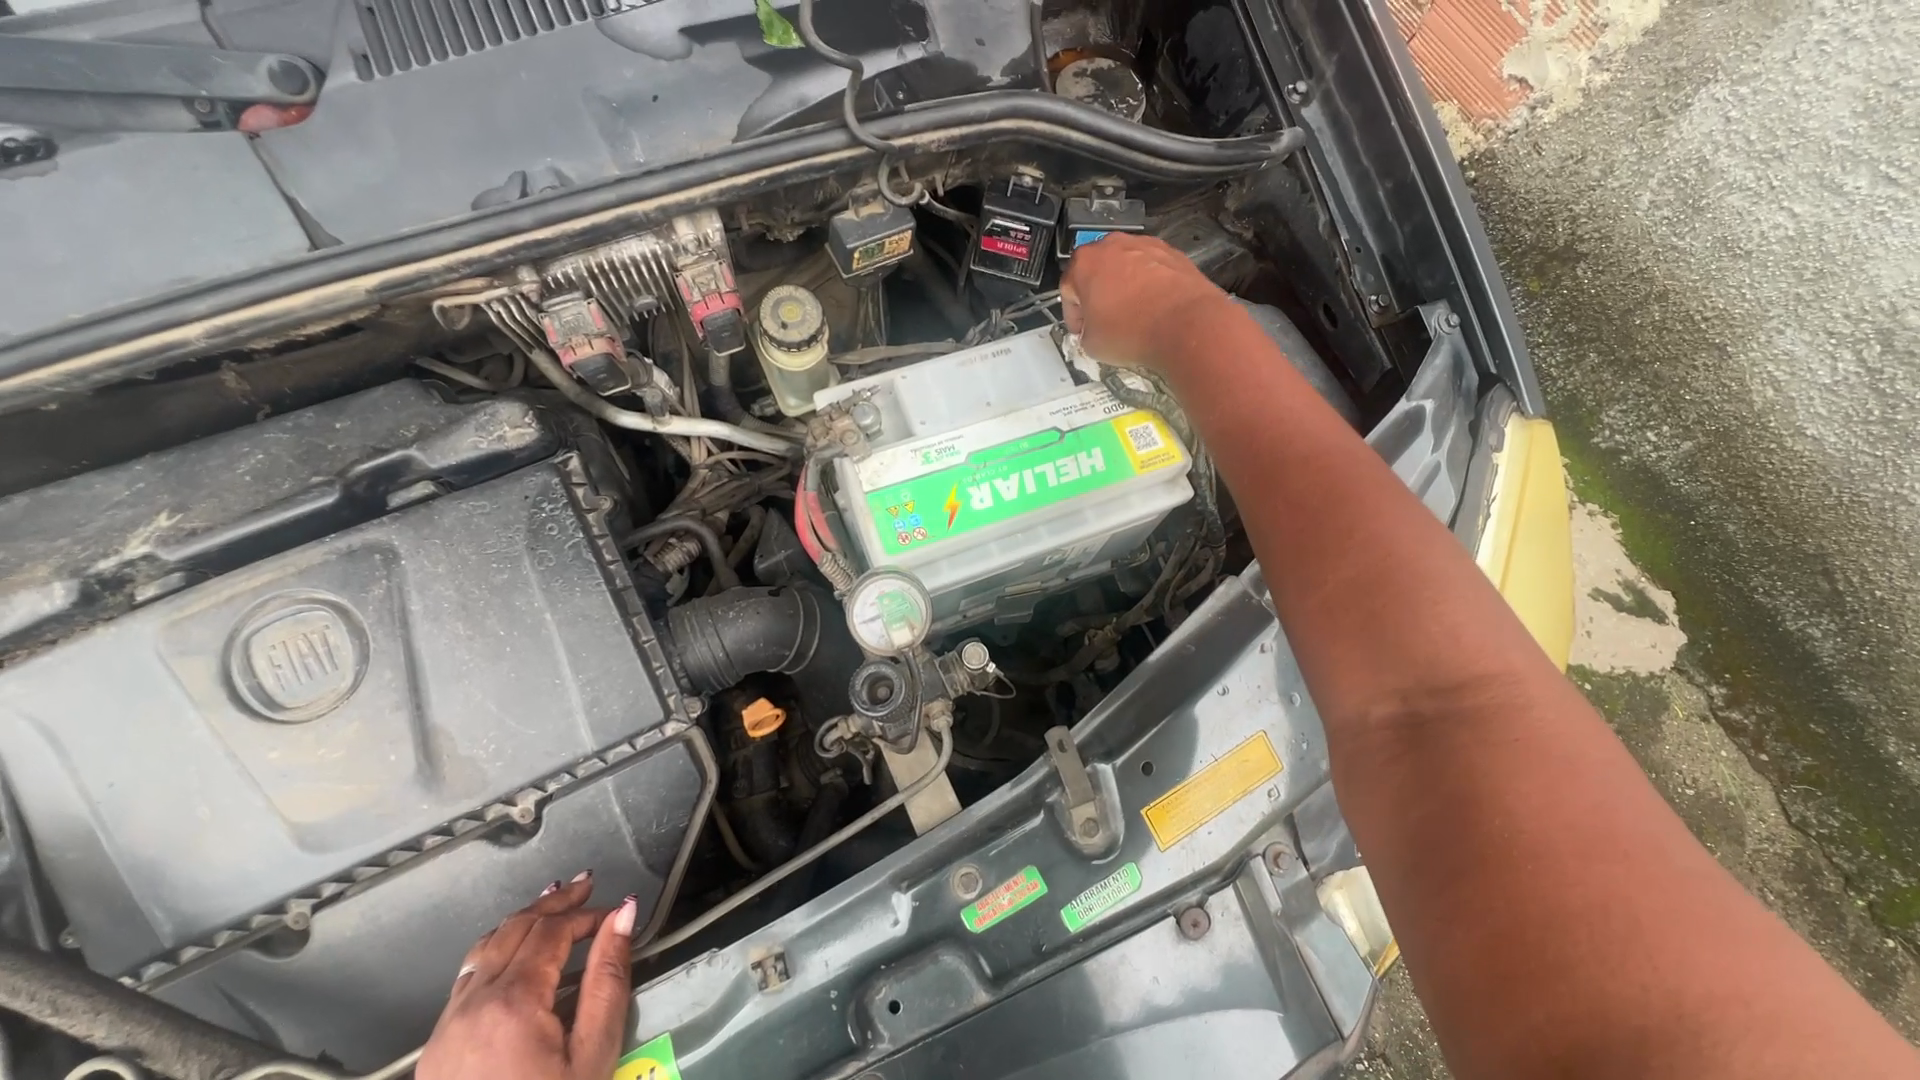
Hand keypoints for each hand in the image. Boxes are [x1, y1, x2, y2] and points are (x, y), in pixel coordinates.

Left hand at [418, 872, 636, 1079]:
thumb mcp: (594, 1055)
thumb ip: (610, 979)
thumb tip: (624, 915)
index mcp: (514, 1000)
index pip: (552, 932)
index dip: (586, 914)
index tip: (617, 912)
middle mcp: (473, 1001)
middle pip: (514, 929)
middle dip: (554, 904)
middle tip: (586, 884)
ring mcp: (447, 1023)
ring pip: (483, 948)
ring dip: (521, 920)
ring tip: (551, 901)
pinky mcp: (436, 1047)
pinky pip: (466, 976)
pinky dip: (495, 948)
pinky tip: (512, 950)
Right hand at [1059, 233, 1232, 370]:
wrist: (1186, 325)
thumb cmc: (1133, 330)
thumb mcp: (1092, 345)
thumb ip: (1085, 333)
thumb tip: (1093, 332)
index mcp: (1084, 263)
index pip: (1067, 288)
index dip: (1073, 314)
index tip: (1081, 330)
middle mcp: (1112, 245)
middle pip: (1096, 270)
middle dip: (1097, 294)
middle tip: (1103, 321)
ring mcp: (1144, 245)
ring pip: (1125, 266)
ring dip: (1123, 287)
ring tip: (1132, 316)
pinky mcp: (1171, 252)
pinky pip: (1151, 268)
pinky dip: (1149, 285)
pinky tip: (1153, 308)